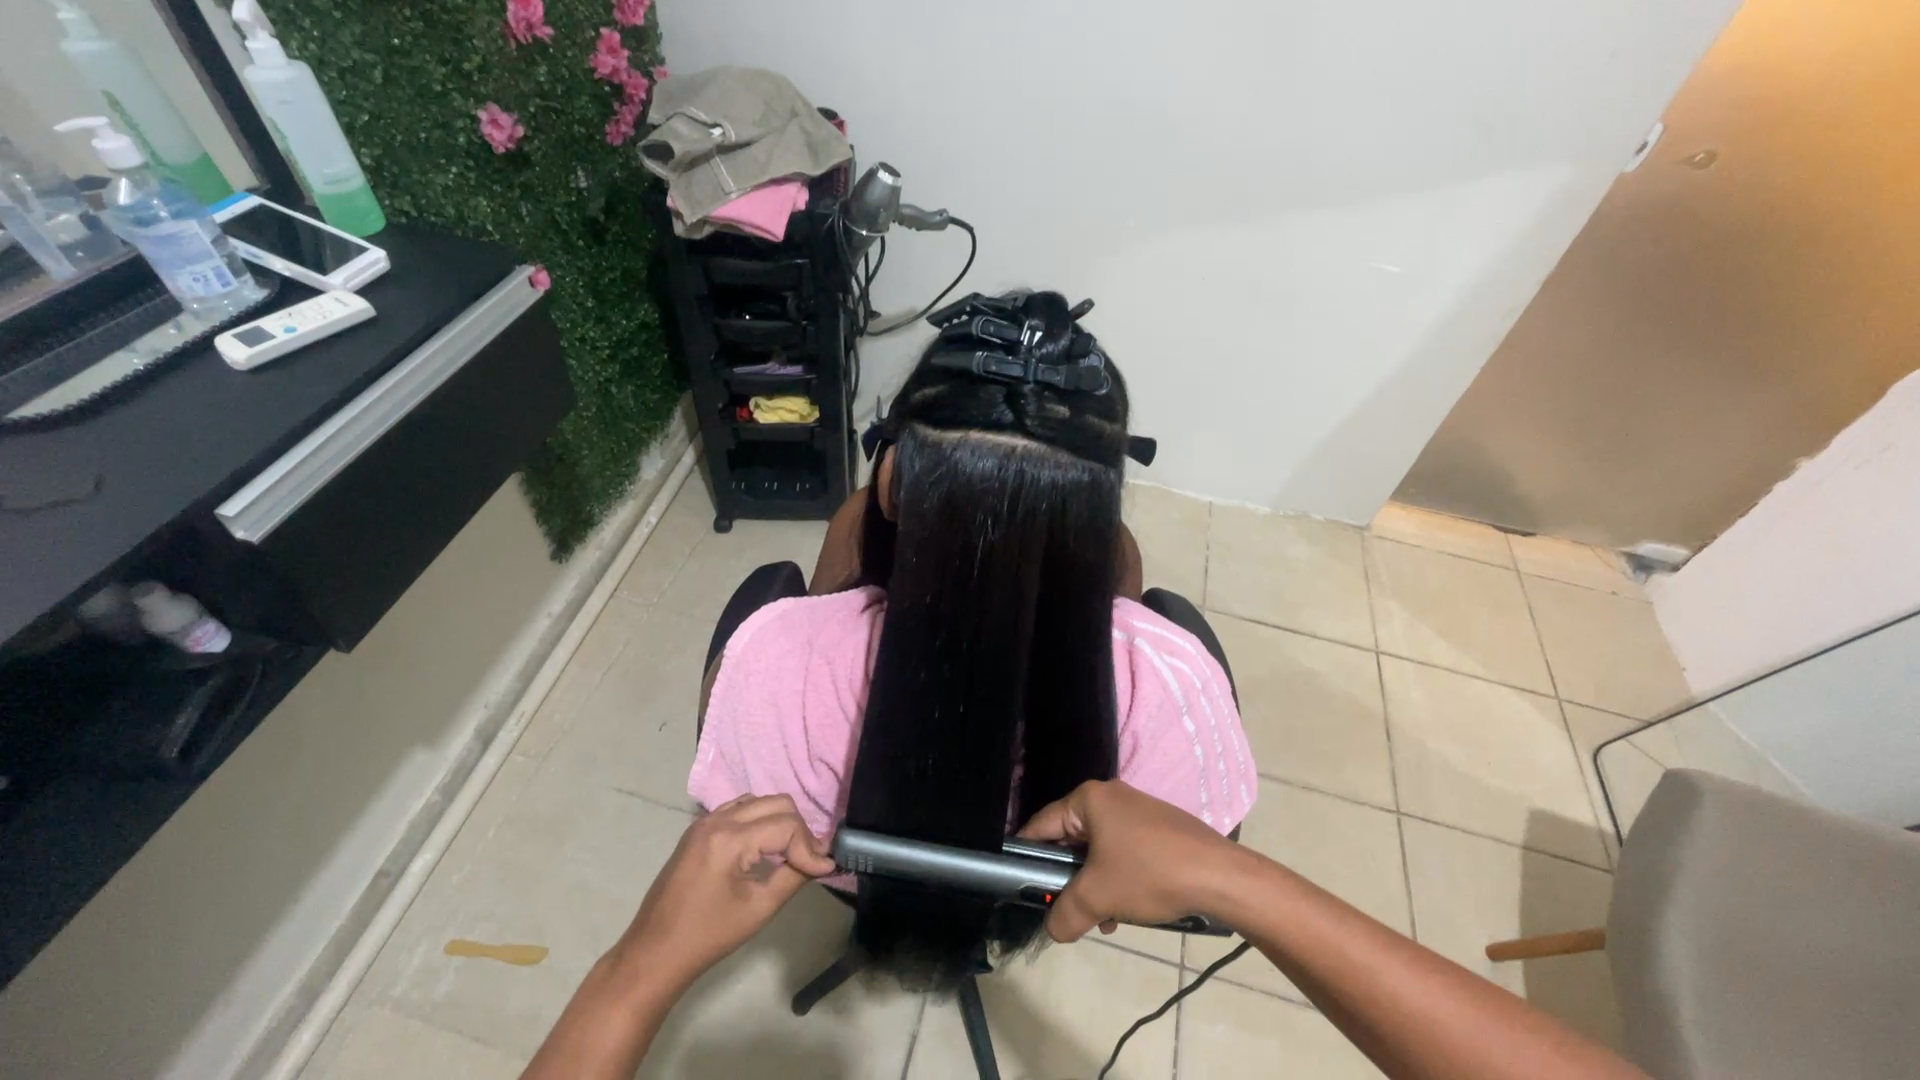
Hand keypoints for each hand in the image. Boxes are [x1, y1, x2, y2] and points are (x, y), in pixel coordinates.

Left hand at [613, 795, 835, 989]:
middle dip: (799, 829)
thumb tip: (825, 861)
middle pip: (776, 803)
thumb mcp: (759, 908)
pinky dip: (759, 820)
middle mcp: (716, 820)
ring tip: (793, 852)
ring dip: (780, 821)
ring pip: (758, 802)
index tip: (822, 870)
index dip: (810, 846)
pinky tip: (766, 846)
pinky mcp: (698, 830)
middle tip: (811, 860)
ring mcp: (704, 822)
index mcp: (729, 839)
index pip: (786, 825)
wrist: (655, 953)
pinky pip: (738, 809)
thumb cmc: (708, 936)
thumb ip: (794, 876)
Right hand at [1019, 780, 1242, 942]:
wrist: (1221, 878)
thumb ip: (1064, 914)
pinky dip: (1119, 880)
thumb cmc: (1150, 874)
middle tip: (1067, 908)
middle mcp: (1111, 797)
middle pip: (1070, 840)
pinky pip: (1124, 854)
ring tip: (1103, 919)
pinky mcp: (1159, 830)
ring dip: (1095, 886)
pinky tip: (1128, 911)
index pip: (1041, 825)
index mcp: (1090, 799)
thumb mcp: (1098, 897)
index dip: (1026, 857)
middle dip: (1068, 878)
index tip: (1020, 886)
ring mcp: (1138, 812)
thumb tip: (1054, 928)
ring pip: (1098, 851)